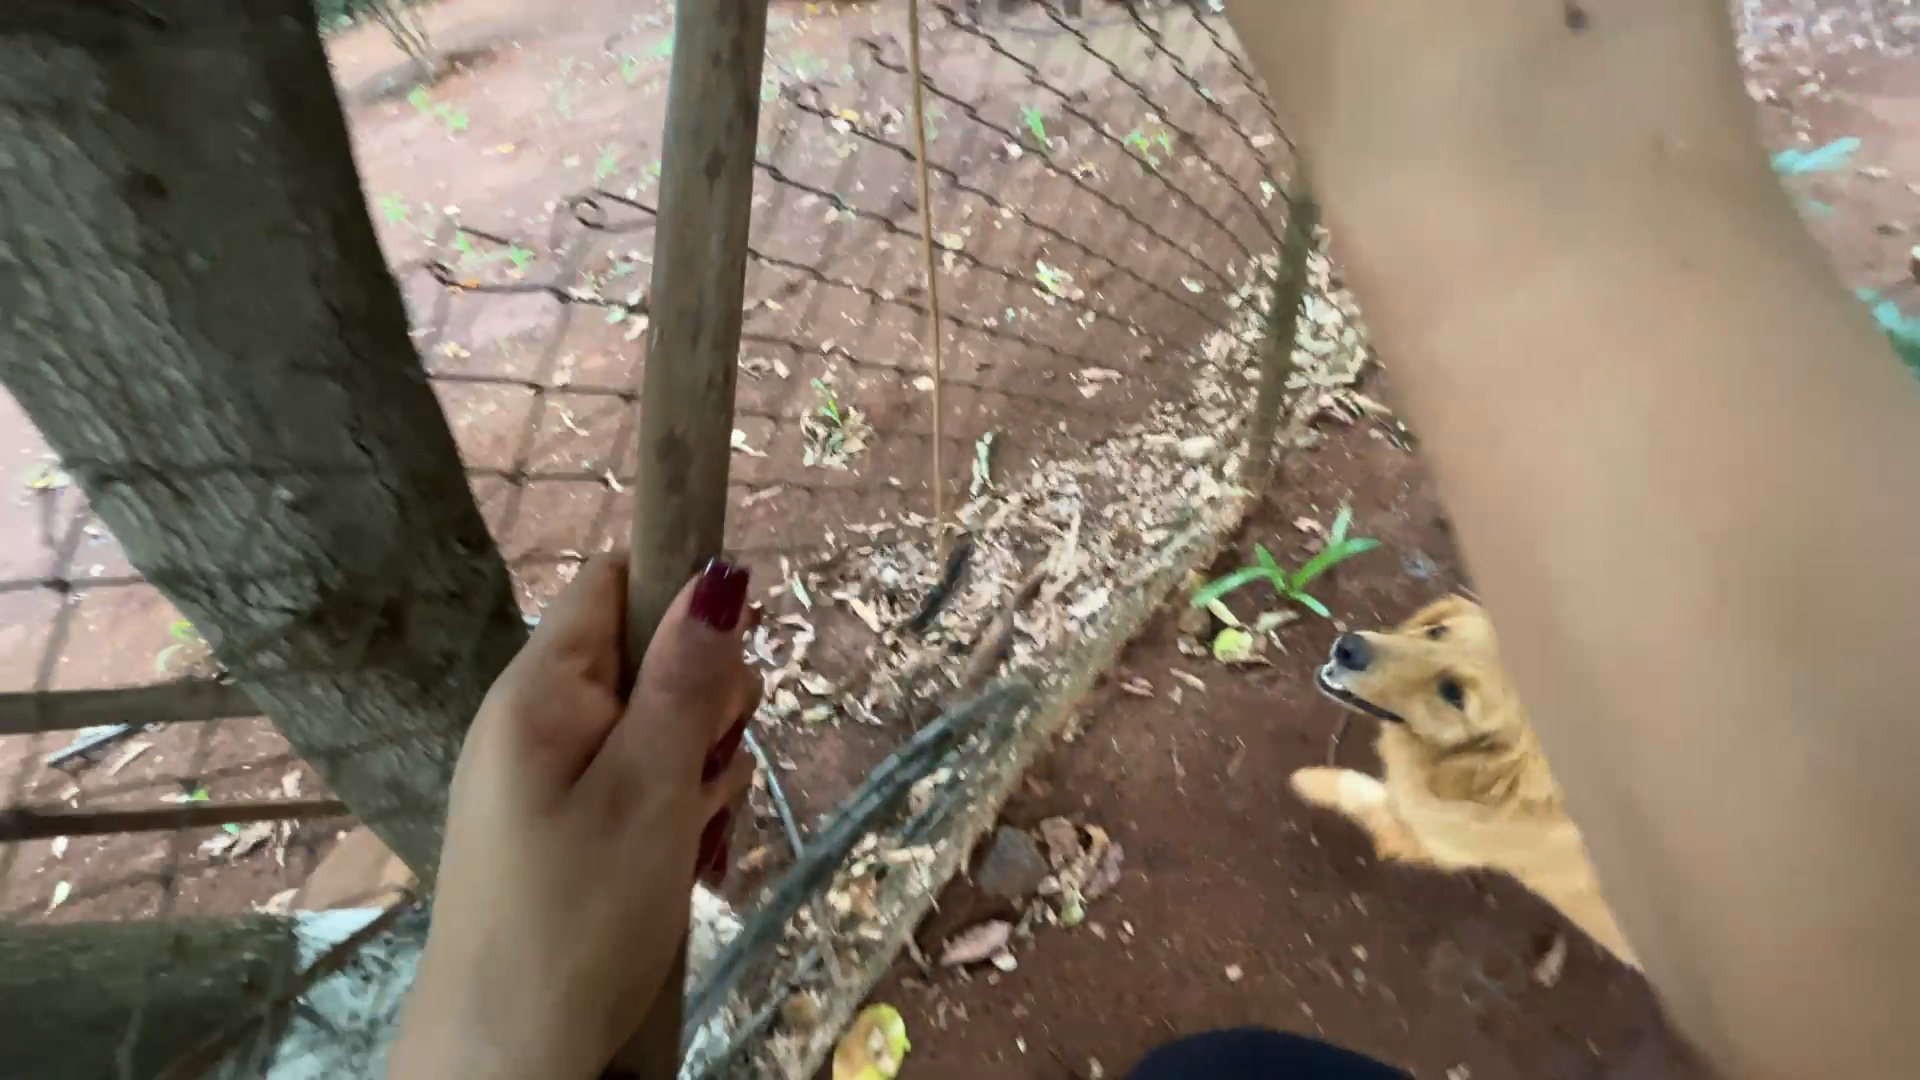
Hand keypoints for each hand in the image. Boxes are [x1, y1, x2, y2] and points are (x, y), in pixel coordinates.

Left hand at [389, 555, 759, 1079]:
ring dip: (703, 754)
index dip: (680, 589)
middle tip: (710, 755)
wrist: (510, 1069)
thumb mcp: (650, 786)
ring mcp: (563, 769)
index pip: (616, 582)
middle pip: (655, 652)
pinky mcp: (581, 814)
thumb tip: (721, 573)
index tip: (732, 643)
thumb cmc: (578, 916)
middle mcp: (548, 716)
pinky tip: (688, 848)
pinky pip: (652, 771)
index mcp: (544, 689)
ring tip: (696, 819)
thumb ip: (687, 678)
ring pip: (667, 716)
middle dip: (705, 694)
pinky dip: (684, 797)